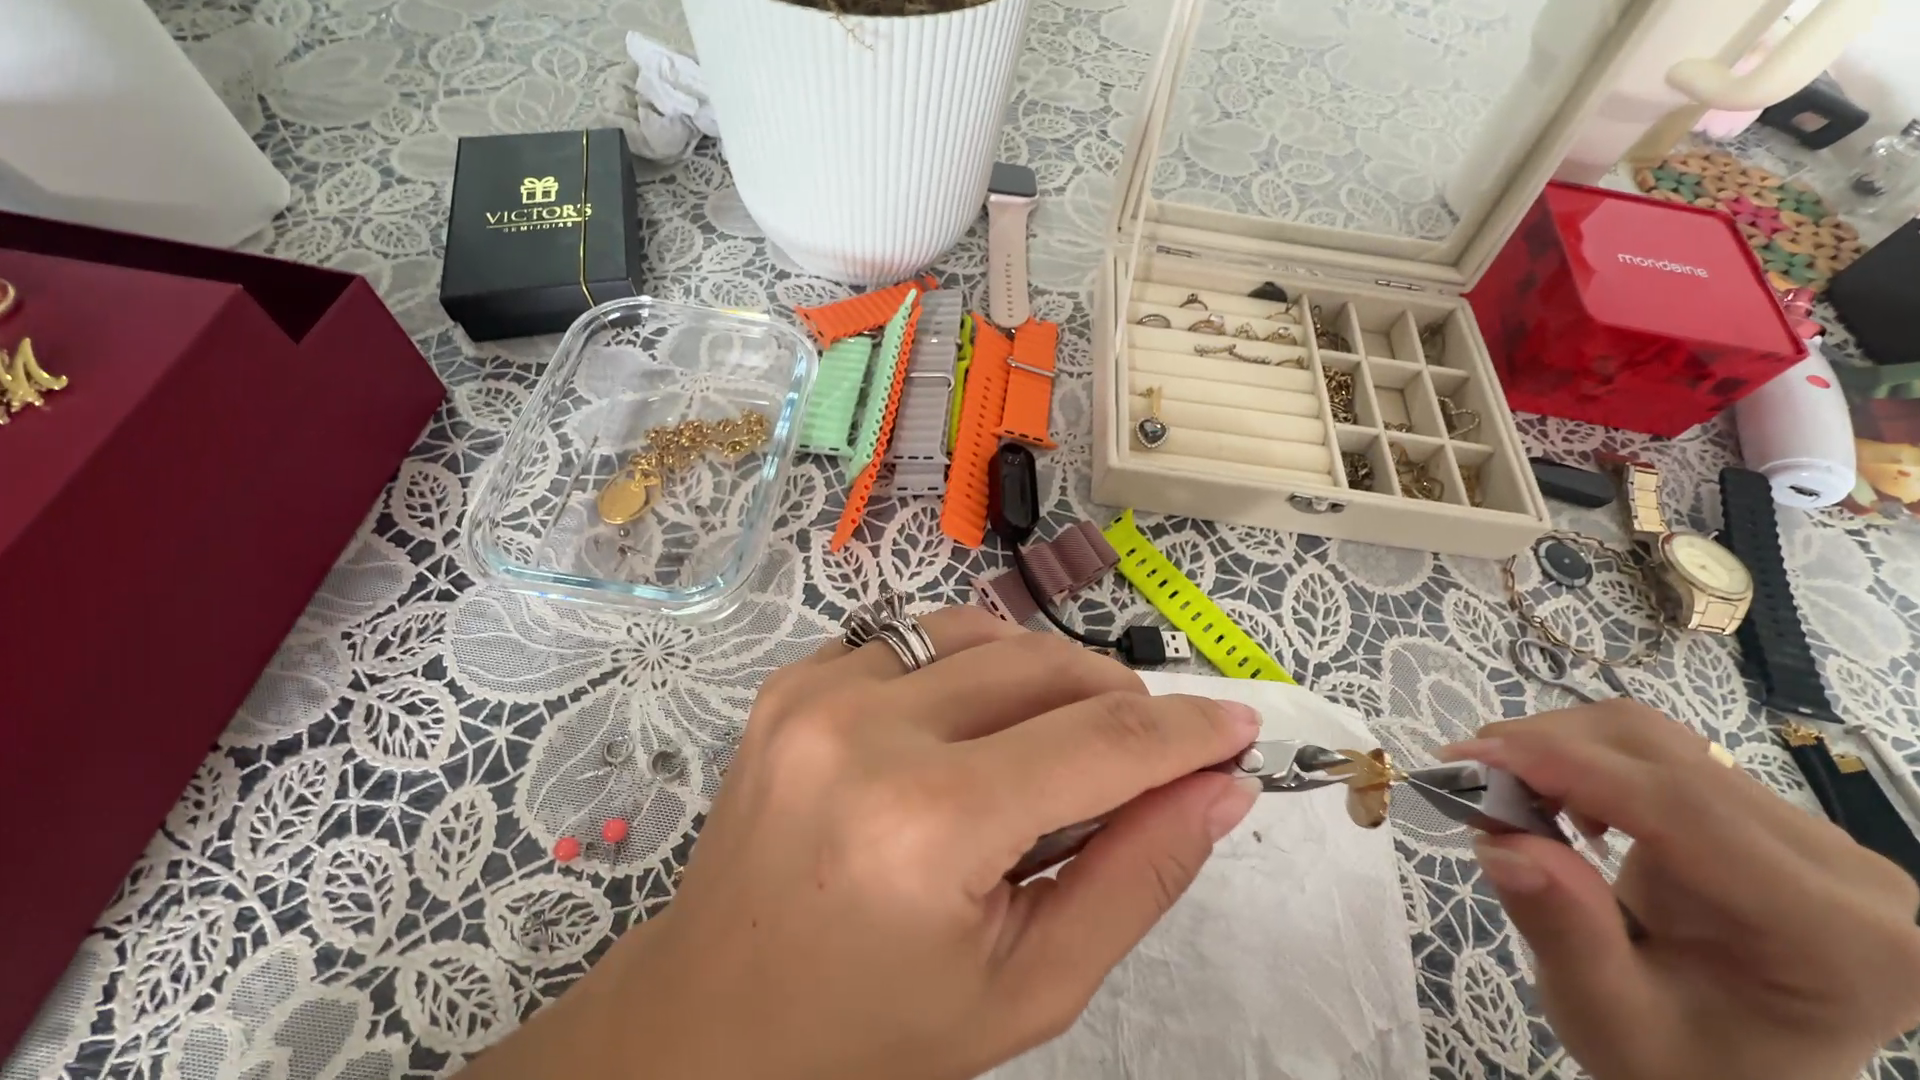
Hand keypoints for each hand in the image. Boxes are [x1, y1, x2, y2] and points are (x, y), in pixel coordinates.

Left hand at [462, 607, 1261, 1079]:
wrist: (715, 1016)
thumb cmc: (876, 1024)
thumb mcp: (1028, 985)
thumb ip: (1137, 877)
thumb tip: (1219, 786)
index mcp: (930, 823)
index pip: (1101, 742)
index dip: (1187, 731)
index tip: (1237, 729)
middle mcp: (868, 729)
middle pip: (1046, 666)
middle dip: (1119, 702)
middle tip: (1143, 756)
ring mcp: (818, 690)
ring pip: (986, 633)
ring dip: (1046, 676)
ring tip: (1055, 742)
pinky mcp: (793, 679)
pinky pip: (917, 637)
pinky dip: (971, 668)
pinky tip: (970, 727)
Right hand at [1448, 702, 1919, 1079]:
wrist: (1733, 1072)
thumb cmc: (1679, 1064)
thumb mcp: (1611, 1022)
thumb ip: (1567, 935)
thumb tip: (1502, 844)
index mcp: (1835, 933)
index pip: (1682, 807)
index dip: (1565, 765)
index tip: (1466, 756)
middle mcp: (1844, 870)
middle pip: (1668, 758)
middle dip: (1548, 750)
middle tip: (1467, 780)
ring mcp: (1812, 838)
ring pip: (1657, 742)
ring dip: (1560, 748)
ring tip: (1506, 795)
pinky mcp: (1767, 820)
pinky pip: (1661, 756)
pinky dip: (1584, 760)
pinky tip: (1558, 802)